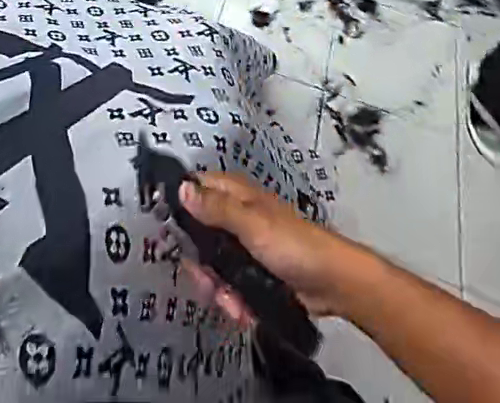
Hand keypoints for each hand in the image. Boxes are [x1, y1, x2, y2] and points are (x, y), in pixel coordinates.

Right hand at [177, 172, 370, 320]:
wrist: (330, 282)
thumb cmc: (292, 245)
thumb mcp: (252, 224)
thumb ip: (216, 208)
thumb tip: (181, 187)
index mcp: (236, 195)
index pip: (197, 188)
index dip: (181, 206)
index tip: (168, 232)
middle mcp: (236, 216)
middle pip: (198, 235)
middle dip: (201, 265)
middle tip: (208, 281)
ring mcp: (244, 246)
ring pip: (212, 265)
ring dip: (218, 289)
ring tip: (233, 304)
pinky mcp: (252, 272)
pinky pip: (229, 284)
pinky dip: (233, 300)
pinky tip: (242, 311)